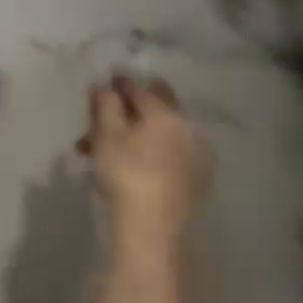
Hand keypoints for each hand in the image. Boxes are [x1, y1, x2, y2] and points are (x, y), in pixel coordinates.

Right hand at [87, 74, 207, 248]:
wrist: (153, 223)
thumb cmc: (124, 172)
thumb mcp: (106, 135)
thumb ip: (106, 106)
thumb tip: (106, 85)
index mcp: (166, 115)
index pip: (141, 89)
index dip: (121, 83)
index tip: (106, 79)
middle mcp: (188, 128)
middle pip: (159, 107)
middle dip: (132, 105)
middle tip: (107, 112)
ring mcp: (197, 153)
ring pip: (162, 131)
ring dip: (136, 131)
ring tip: (107, 146)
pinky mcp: (196, 176)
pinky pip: (169, 150)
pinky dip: (149, 148)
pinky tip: (133, 162)